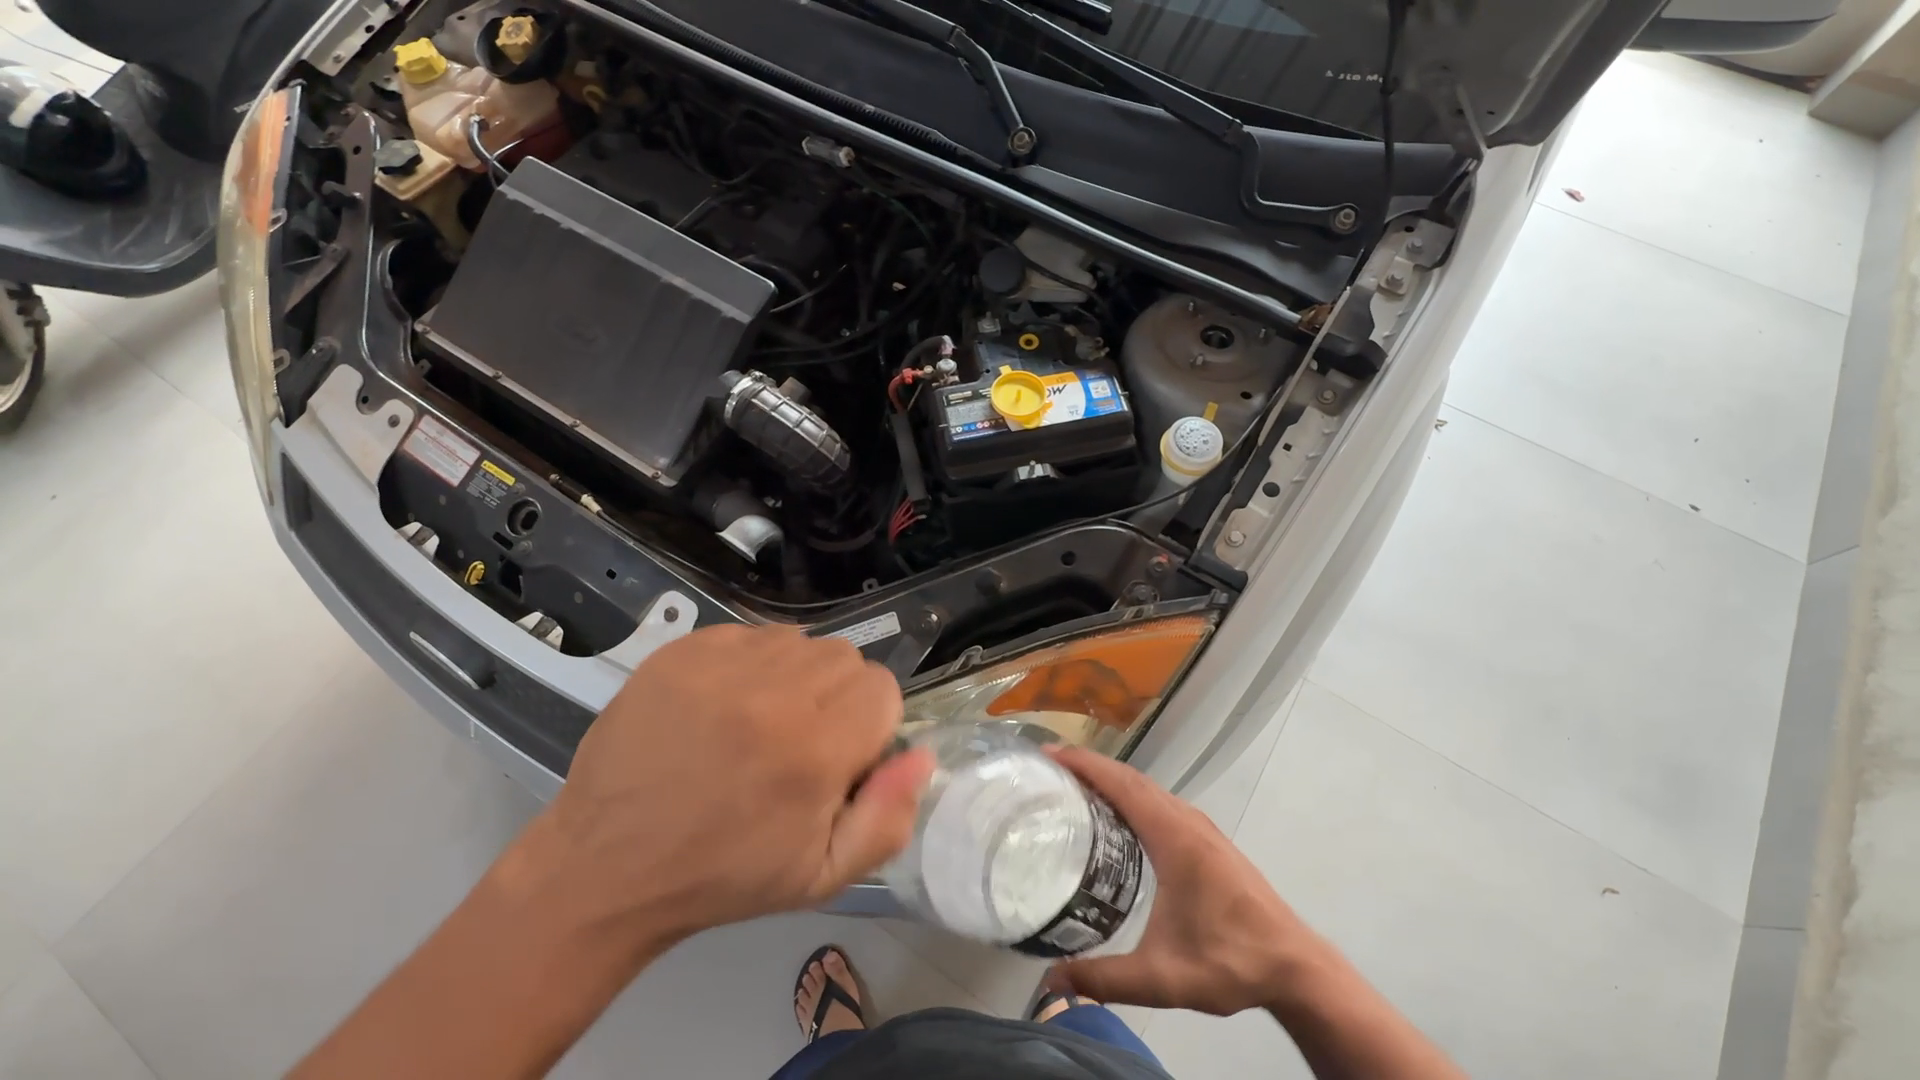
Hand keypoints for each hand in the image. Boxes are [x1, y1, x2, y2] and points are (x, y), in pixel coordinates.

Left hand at [532, 624, 932, 943]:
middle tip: (800, 744)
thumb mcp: (822, 876)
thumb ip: (888, 816)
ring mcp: (720, 665)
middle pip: (845, 659)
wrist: (607, 865)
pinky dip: (750, 664)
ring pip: (799, 641)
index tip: (840, 760)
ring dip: (795, 677)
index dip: (870, 726)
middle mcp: (773, 692)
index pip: (883, 689)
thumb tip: (921, 754)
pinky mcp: (680, 651)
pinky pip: (747, 634)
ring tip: (760, 724)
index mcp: (814, 749)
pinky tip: (724, 706)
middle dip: (837, 699)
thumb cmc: (724, 877)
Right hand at [1045, 746, 1324, 1016]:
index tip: (1048, 755)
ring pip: (1149, 790)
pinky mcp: (1209, 842)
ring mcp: (1202, 830)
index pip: (1122, 785)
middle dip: (1090, 767)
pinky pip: (1161, 804)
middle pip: (1132, 780)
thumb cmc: (1230, 961)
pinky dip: (1132, 797)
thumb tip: (1051, 981)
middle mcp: (1187, 822)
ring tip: (1072, 789)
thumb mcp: (1162, 977)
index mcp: (1174, 838)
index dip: (1084, 765)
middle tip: (1048, 770)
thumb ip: (1105, 978)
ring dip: (1112, 781)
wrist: (1294, 967)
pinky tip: (1116, 819)